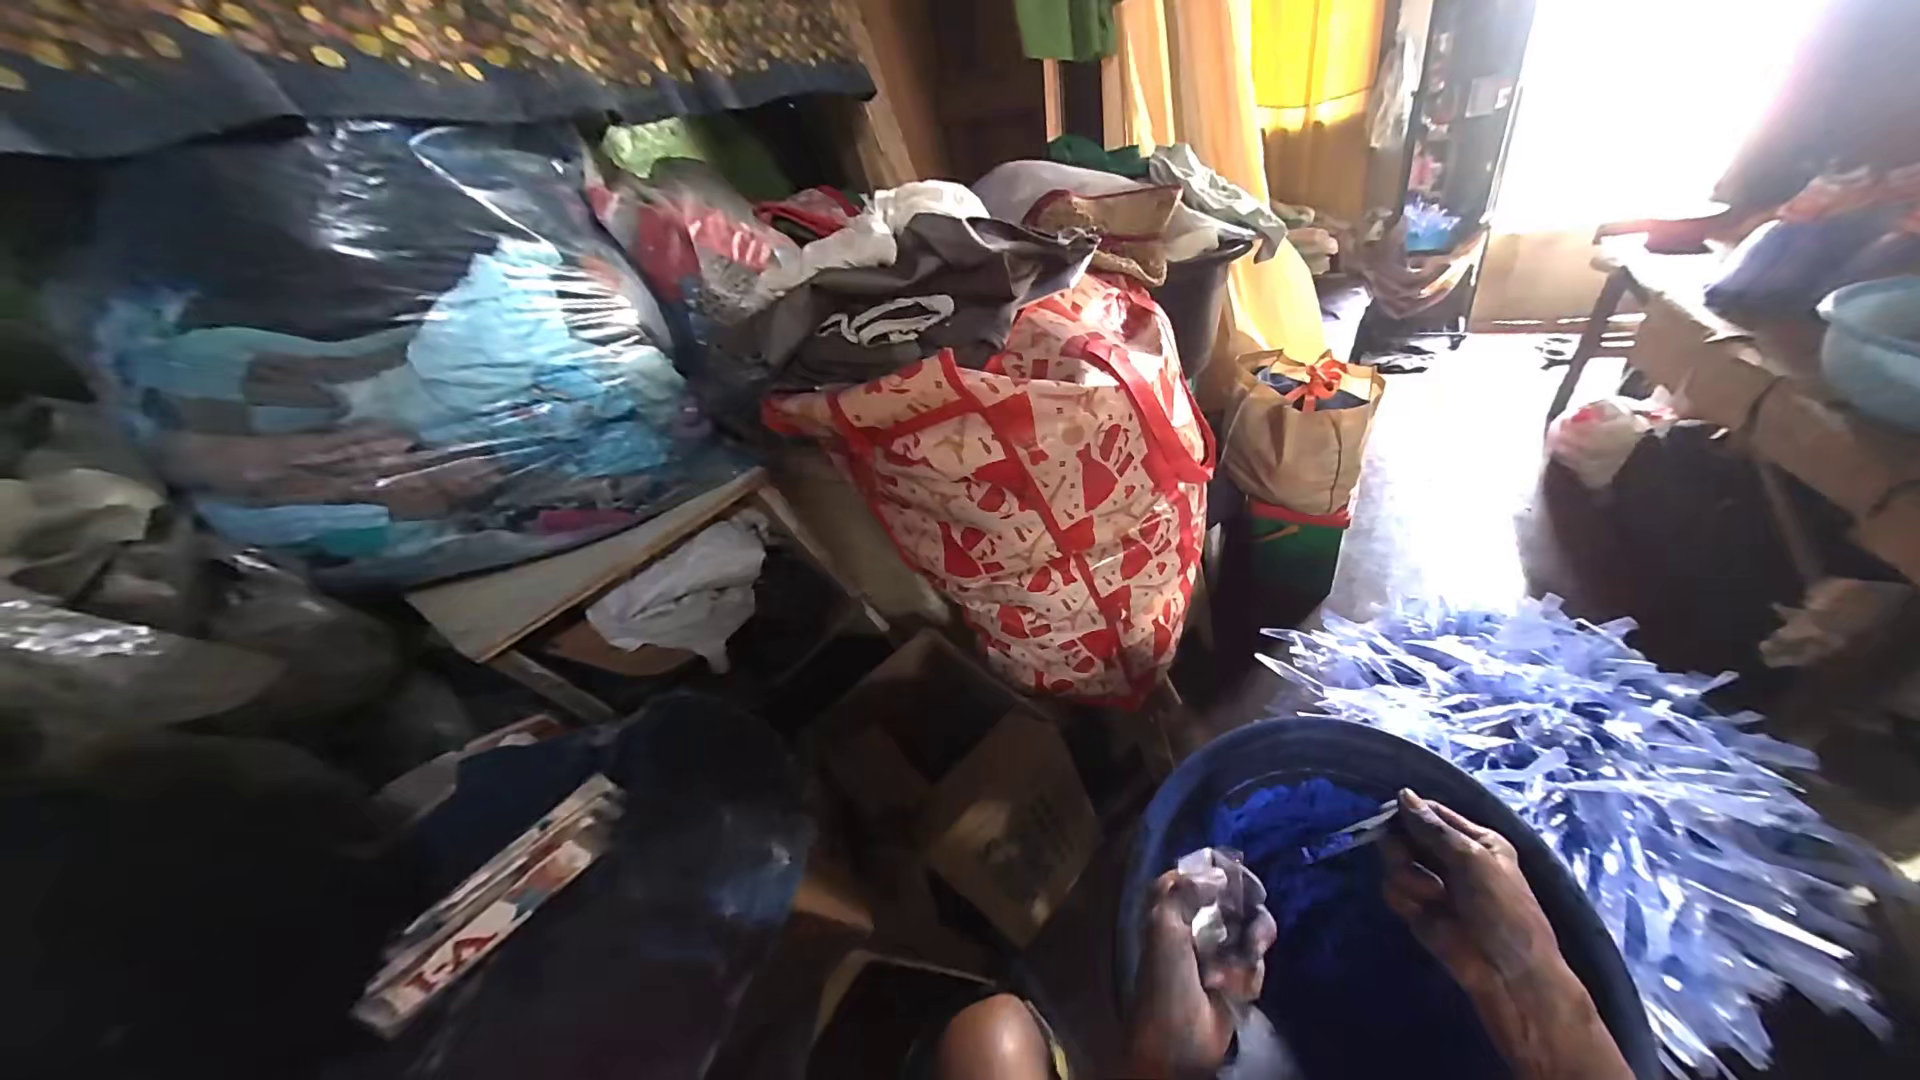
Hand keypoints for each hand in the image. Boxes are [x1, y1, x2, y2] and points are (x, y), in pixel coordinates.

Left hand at [1125, 869, 1273, 1078]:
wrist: (1179, 1041)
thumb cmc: (1166, 979)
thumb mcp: (1165, 926)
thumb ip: (1185, 892)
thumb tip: (1217, 874)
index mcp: (1169, 904)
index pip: (1197, 873)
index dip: (1218, 873)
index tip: (1240, 879)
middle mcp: (1193, 921)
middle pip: (1231, 900)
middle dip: (1246, 915)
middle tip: (1254, 932)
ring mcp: (1215, 949)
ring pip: (1248, 931)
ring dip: (1249, 948)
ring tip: (1238, 966)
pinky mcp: (1235, 977)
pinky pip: (1253, 963)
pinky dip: (1248, 974)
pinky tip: (1234, 989)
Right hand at [1379, 788, 1559, 994]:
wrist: (1508, 975)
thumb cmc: (1502, 911)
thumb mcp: (1472, 860)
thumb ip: (1433, 827)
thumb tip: (1402, 793)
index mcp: (1473, 839)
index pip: (1428, 811)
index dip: (1407, 811)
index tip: (1388, 816)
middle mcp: (1449, 855)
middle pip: (1402, 832)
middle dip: (1402, 847)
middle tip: (1410, 859)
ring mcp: (1430, 879)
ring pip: (1392, 858)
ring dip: (1406, 875)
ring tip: (1431, 895)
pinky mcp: (1414, 904)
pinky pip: (1391, 886)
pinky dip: (1403, 897)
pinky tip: (1423, 911)